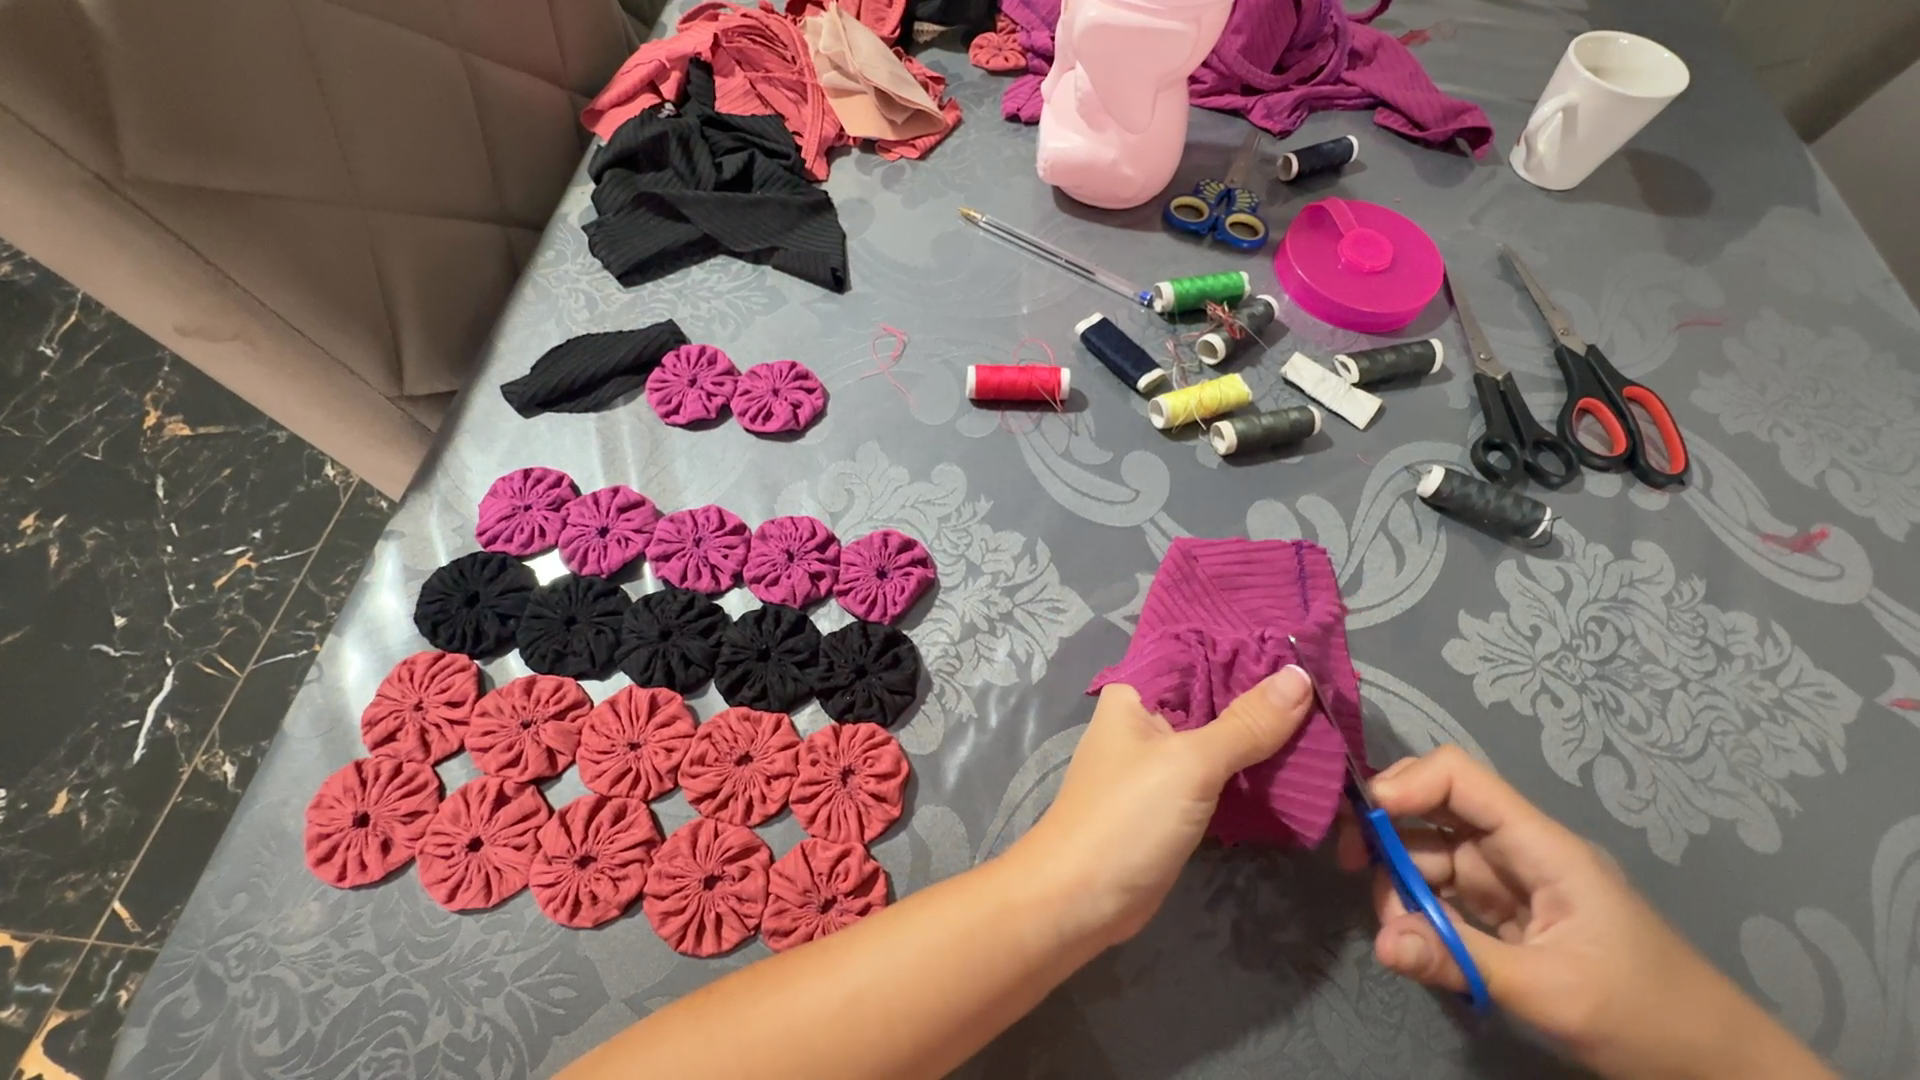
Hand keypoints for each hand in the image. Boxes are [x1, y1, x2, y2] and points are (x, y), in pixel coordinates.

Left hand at [1008, 668, 1315, 948]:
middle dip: (1266, 694)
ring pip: (1221, 735)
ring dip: (1264, 733)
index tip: (1306, 644)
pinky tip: (1298, 762)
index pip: (1200, 653)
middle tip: (1331, 685)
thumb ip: (1246, 722)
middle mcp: (1147, 718)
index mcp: (1137, 691)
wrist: (1081, 900)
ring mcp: (1160, 760)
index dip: (1250, 649)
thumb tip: (1300, 675)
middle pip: (1214, 694)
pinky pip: (1221, 771)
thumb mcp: (1191, 763)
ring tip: (1328, 718)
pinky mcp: (1174, 798)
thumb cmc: (1126, 817)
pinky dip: (1254, 768)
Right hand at [1346, 746, 1832, 1079]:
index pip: (1459, 777)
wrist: (1721, 1070)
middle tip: (1353, 868)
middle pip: (1433, 807)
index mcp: (1540, 845)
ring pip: (1429, 852)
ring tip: (1397, 933)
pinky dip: (1418, 908)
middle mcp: (1518, 850)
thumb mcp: (1550, 992)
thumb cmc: (1650, 1018)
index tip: (1365, 822)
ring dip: (1399, 881)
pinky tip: (1415, 940)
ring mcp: (1510, 881)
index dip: (1405, 783)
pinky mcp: (1504, 913)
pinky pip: (1442, 891)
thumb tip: (1380, 942)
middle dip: (1387, 830)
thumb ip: (1459, 960)